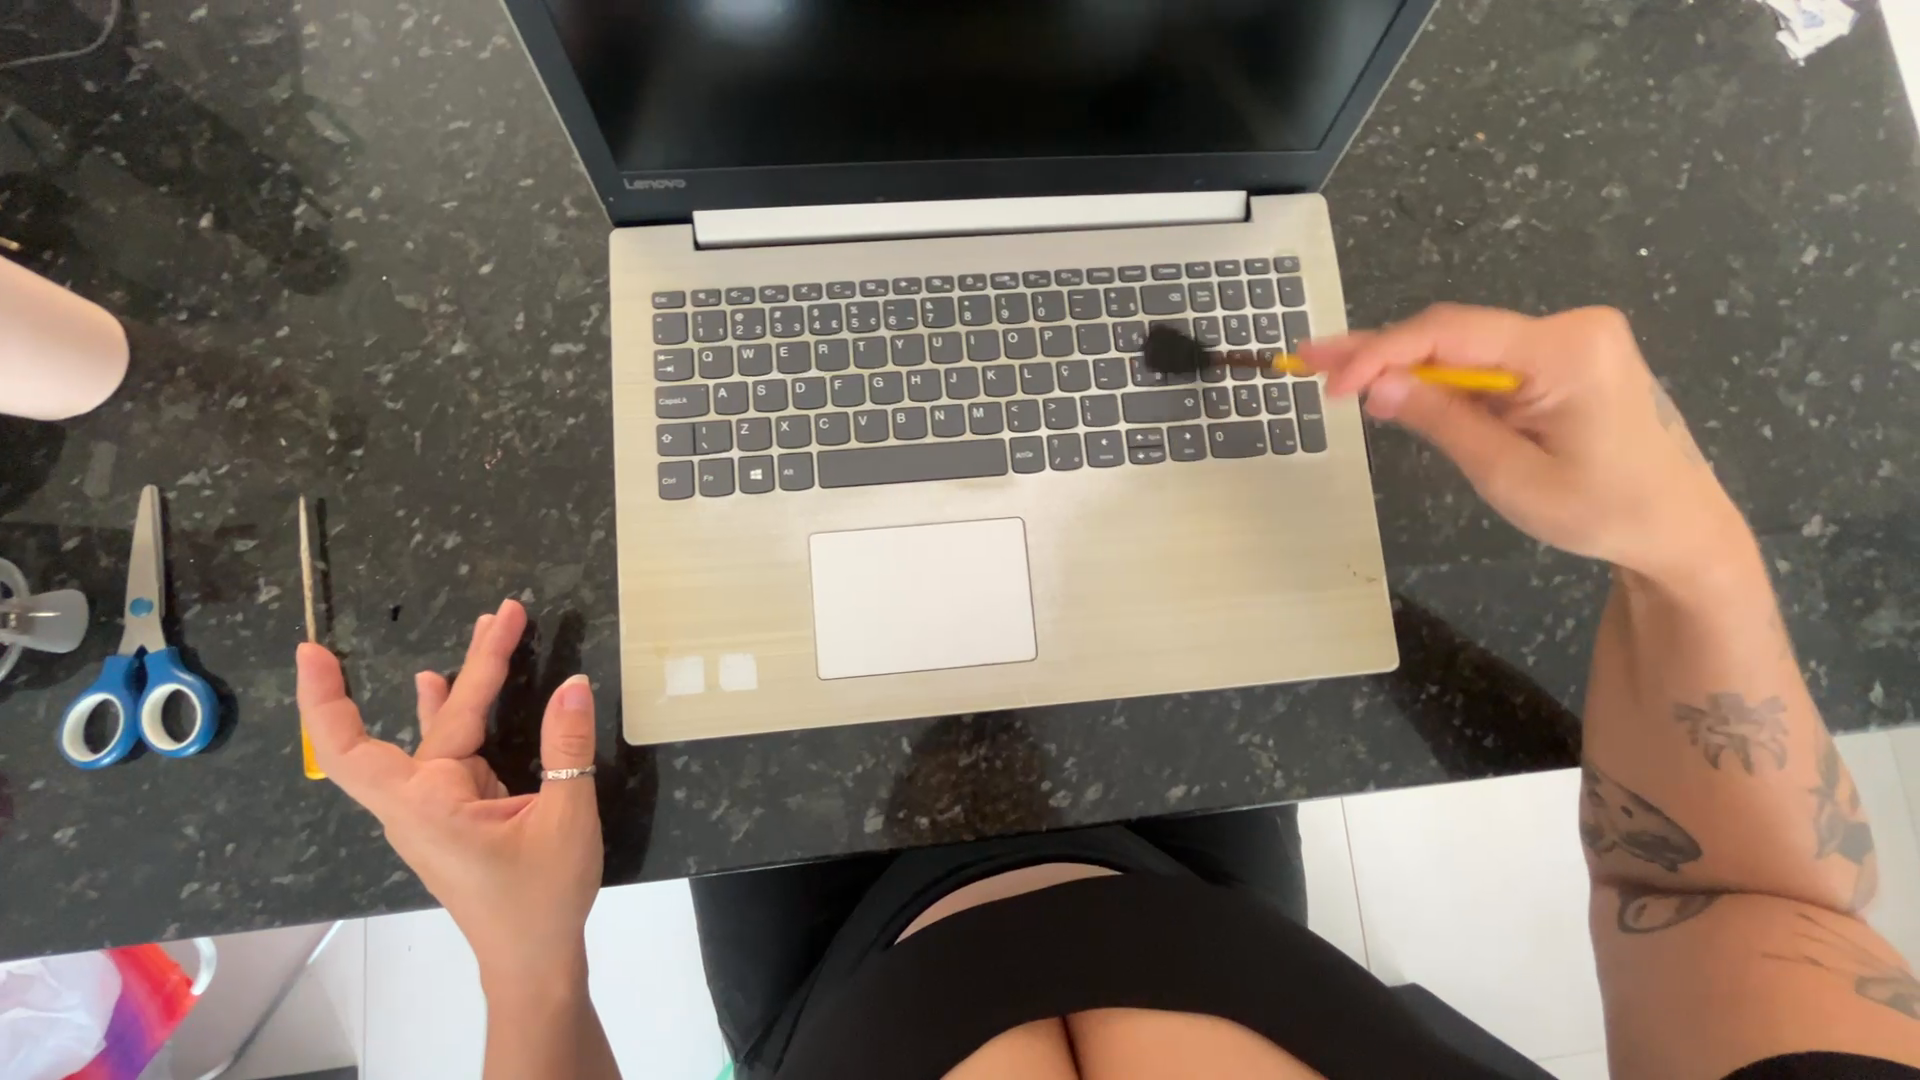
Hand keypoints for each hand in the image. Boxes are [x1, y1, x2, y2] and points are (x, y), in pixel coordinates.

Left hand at [295, 599, 602, 990]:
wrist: (534, 958)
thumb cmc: (541, 898)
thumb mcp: (567, 816)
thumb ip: (566, 746)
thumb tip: (574, 683)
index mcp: (429, 804)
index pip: (357, 746)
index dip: (327, 700)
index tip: (316, 652)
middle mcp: (422, 802)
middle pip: (433, 722)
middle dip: (474, 663)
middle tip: (505, 613)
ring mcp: (440, 808)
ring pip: (443, 734)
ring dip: (467, 683)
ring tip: (490, 631)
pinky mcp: (462, 813)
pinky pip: (456, 753)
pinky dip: (455, 714)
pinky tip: (448, 685)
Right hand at [1300, 304, 1752, 581]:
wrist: (1676, 526)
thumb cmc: (1600, 510)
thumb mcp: (1507, 473)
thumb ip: (1441, 421)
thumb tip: (1375, 386)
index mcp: (1566, 350)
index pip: (1449, 335)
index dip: (1380, 353)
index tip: (1330, 384)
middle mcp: (1568, 328)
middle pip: (1449, 333)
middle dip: (1376, 351)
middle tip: (1310, 360)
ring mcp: (1565, 341)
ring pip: (1459, 347)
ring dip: (1398, 364)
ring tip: (1334, 374)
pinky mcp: (1558, 359)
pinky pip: (1480, 361)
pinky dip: (1432, 377)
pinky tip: (1388, 384)